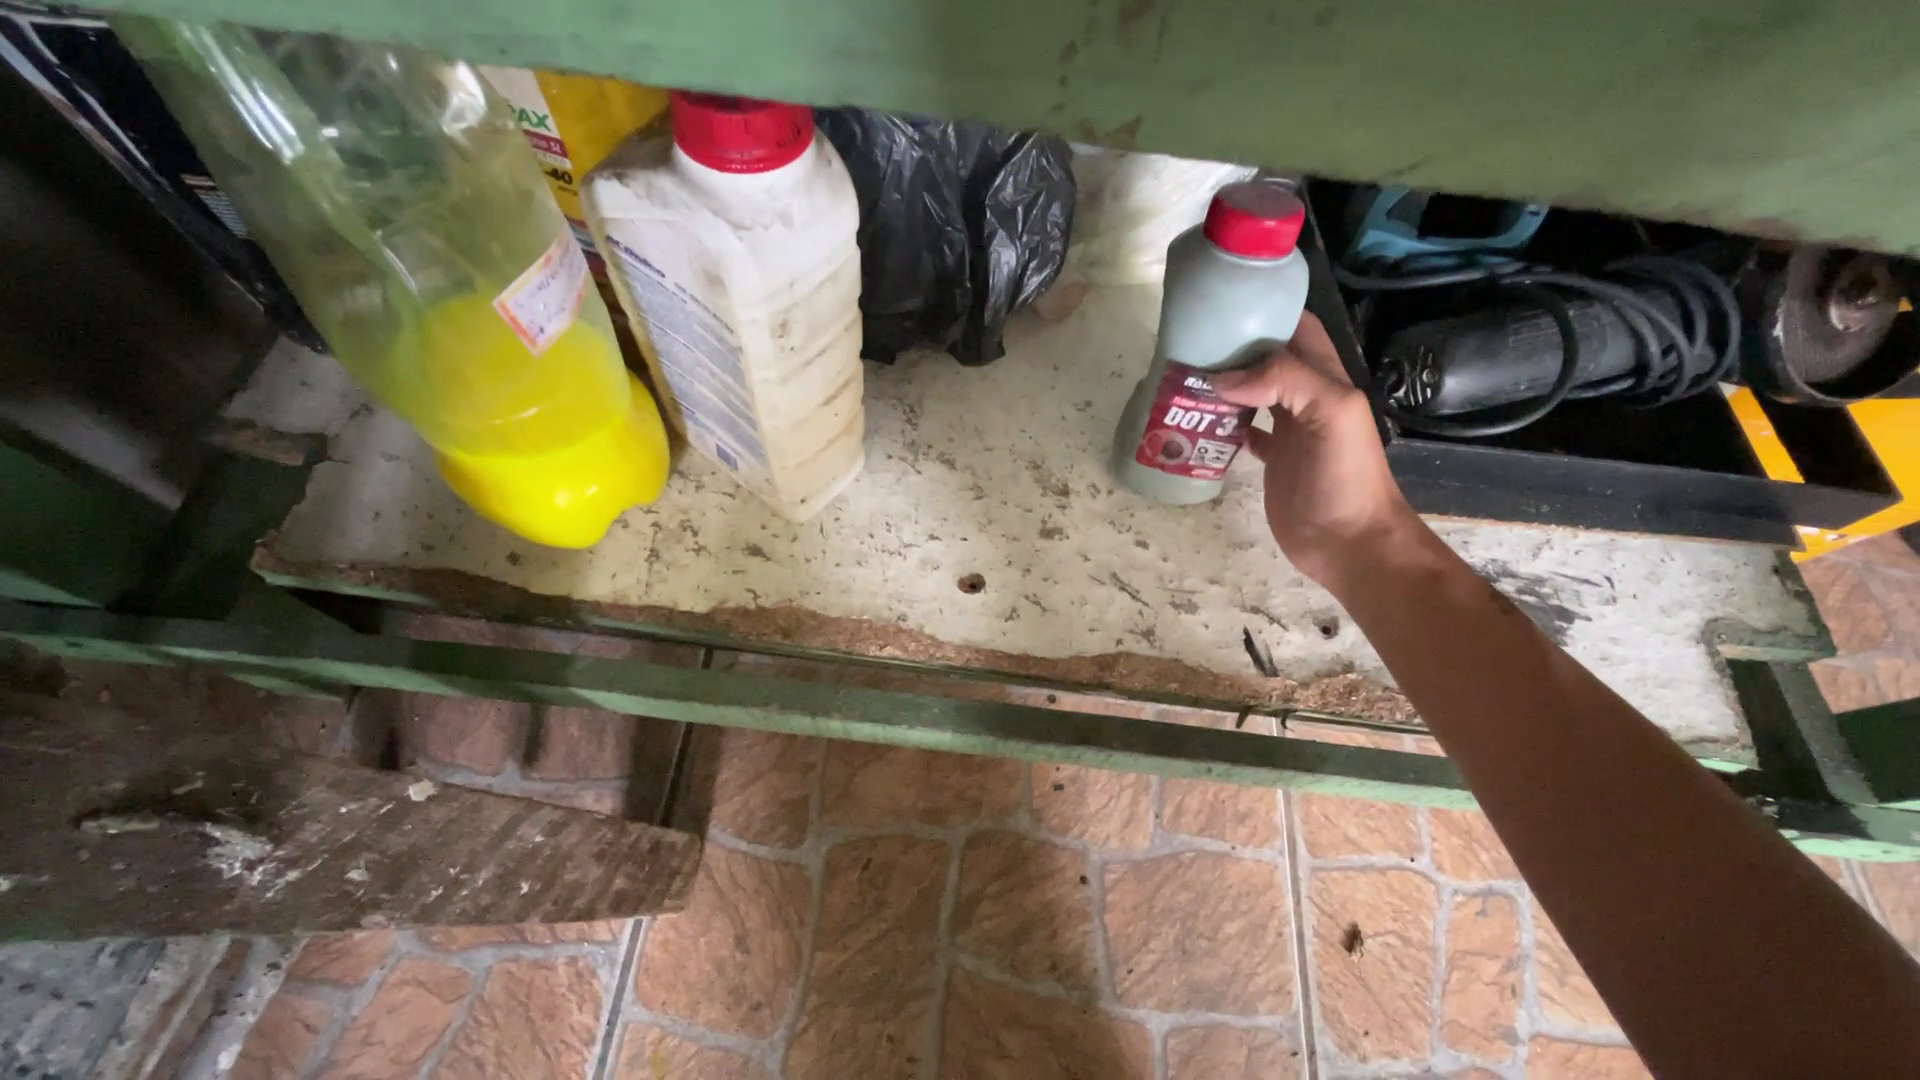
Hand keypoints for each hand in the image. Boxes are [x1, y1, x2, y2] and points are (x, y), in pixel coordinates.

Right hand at [1213, 312, 1422, 587]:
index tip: (1220, 309)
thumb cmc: (1345, 477)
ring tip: (1183, 381)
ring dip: (1222, 385)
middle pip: (1267, 358)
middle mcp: (1305, 396)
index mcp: (1325, 377)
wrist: (1350, 542)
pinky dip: (1221, 425)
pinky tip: (1199, 424)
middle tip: (1188, 346)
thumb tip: (1221, 379)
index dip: (1265, 313)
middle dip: (1232, 348)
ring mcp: (1288, 429)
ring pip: (1251, 393)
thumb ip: (1283, 380)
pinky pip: (1243, 431)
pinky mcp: (1273, 459)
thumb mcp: (1330, 412)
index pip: (1295, 328)